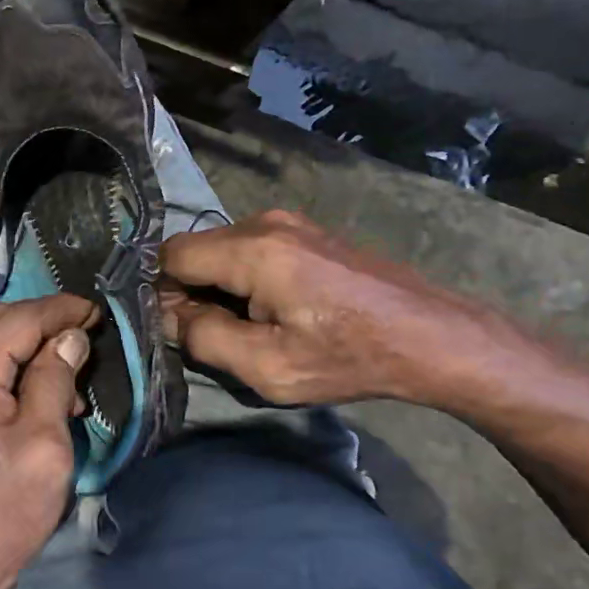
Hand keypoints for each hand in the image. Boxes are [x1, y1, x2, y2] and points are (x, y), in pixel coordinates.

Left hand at [0, 295, 95, 588]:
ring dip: (27, 345)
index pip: (23, 317)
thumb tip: (70, 337)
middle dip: (45, 321)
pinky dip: (7, 365)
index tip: (100, 312)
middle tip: (87, 336)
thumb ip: (55, 378)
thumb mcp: (44, 444)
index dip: (64, 310)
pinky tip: (37, 395)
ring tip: (69, 378)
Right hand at [159, 210, 516, 408]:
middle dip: (188, 290)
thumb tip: (168, 315)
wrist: (427, 334)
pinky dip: (240, 277)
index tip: (177, 329)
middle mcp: (263, 222)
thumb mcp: (270, 367)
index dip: (162, 293)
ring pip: (220, 249)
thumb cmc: (349, 357)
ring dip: (216, 285)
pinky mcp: (302, 230)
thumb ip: (205, 338)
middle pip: (194, 249)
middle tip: (210, 335)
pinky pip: (247, 248)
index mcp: (253, 250)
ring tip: (244, 327)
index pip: (170, 255)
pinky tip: (268, 309)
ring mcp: (286, 221)